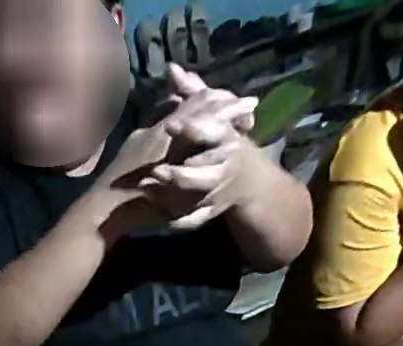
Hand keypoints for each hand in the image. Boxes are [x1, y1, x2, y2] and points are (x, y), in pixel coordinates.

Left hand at [144, 67, 260, 230]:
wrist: (251, 182)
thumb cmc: (226, 142)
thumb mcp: (212, 117)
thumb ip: (193, 95)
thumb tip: (172, 68)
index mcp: (226, 137)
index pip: (212, 130)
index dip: (192, 128)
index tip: (170, 125)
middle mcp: (225, 163)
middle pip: (205, 170)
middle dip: (180, 172)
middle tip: (155, 172)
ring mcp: (218, 189)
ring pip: (199, 195)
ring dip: (176, 196)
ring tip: (151, 191)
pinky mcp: (211, 210)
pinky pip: (197, 218)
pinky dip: (182, 220)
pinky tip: (165, 220)